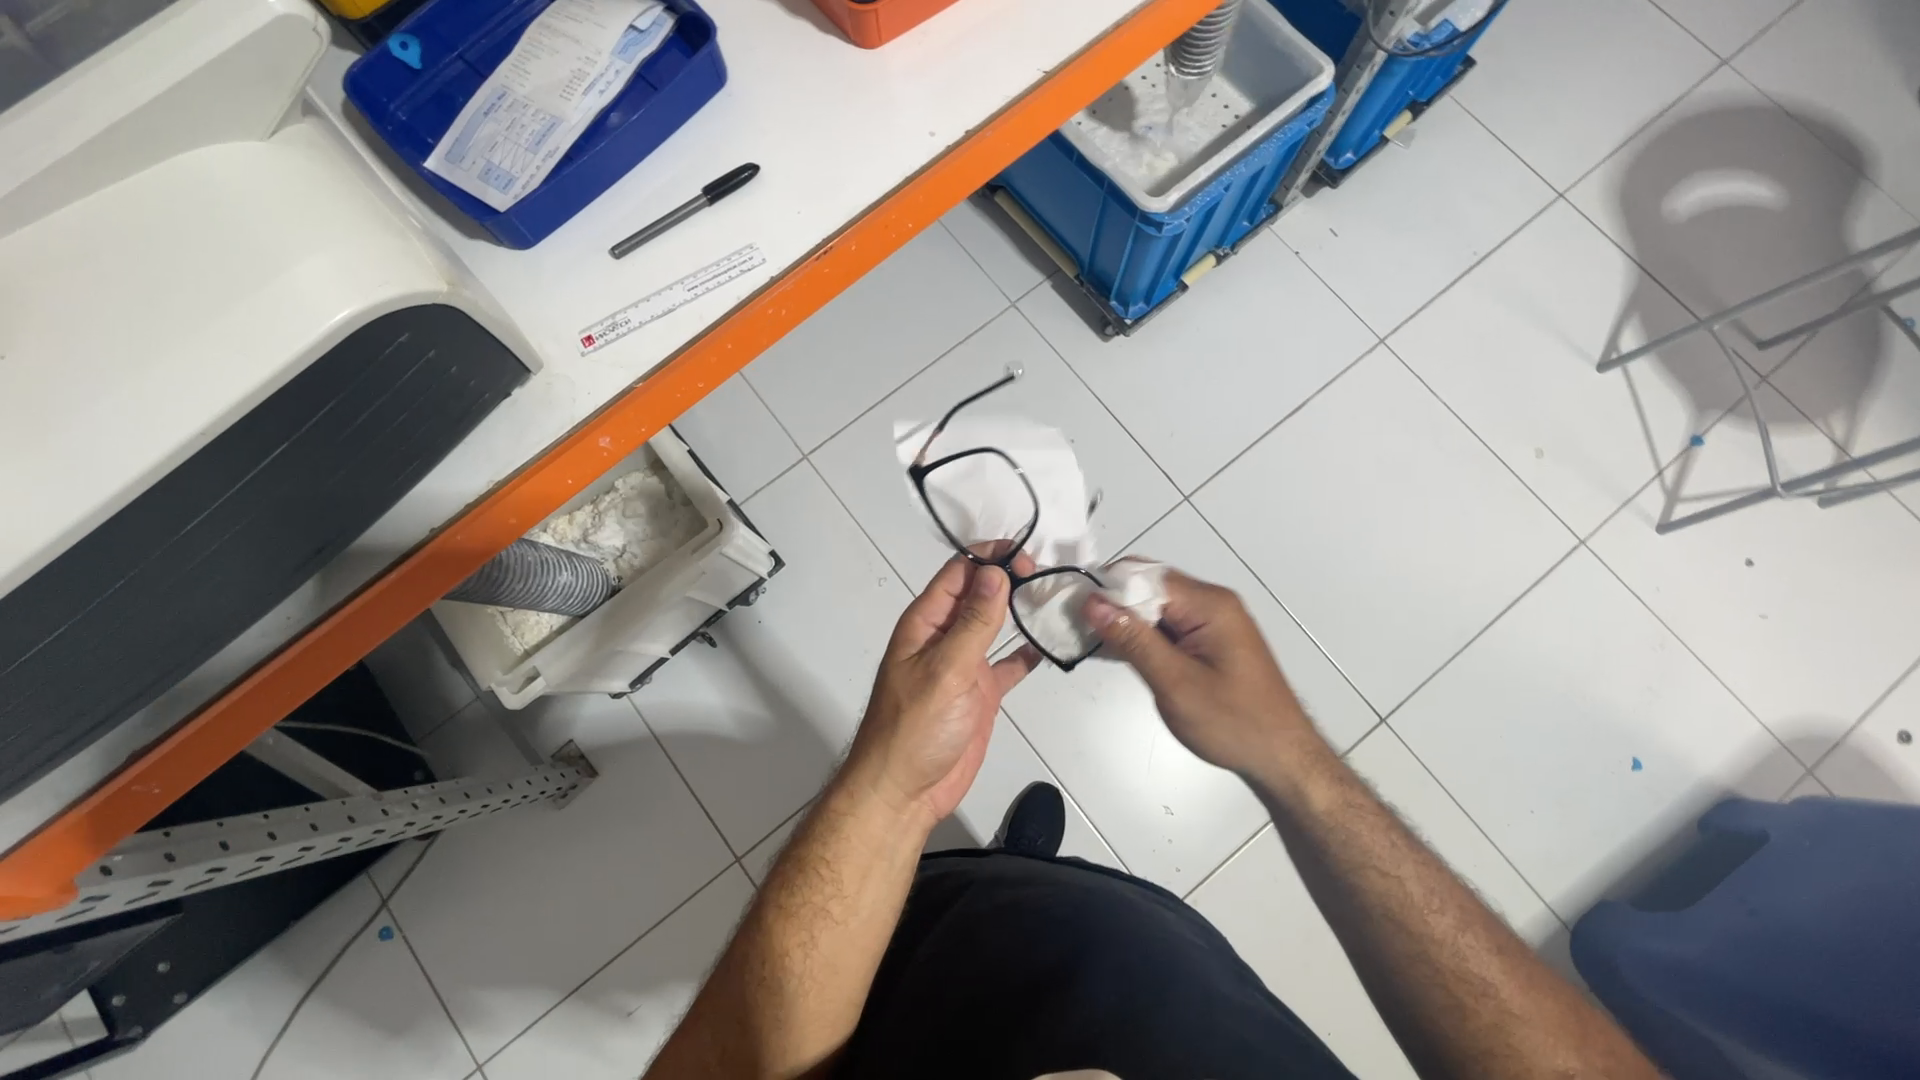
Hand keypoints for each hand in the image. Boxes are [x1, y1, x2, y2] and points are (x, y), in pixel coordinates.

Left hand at [844, 556, 1039, 829]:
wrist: (904, 792)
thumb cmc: (915, 728)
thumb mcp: (945, 669)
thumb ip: (973, 623)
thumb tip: (995, 572)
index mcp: (926, 623)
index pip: (958, 573)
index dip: (989, 557)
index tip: (1026, 556)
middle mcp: (944, 637)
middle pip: (978, 594)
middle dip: (1009, 578)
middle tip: (1048, 576)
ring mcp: (963, 665)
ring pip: (994, 626)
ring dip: (1019, 611)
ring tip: (1055, 598)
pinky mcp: (980, 693)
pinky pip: (1006, 664)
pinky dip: (1026, 654)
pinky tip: (1049, 645)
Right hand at [1084, 569, 1324, 777]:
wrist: (1282, 757)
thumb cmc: (1232, 722)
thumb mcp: (1175, 683)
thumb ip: (1133, 640)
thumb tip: (1092, 602)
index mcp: (1208, 604)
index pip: (1145, 575)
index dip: (1107, 588)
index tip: (1073, 610)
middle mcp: (1211, 602)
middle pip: (1149, 586)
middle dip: (1112, 604)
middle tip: (1076, 630)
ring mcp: (1212, 622)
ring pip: (1155, 607)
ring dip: (1125, 622)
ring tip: (1089, 643)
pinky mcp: (1210, 640)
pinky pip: (1167, 626)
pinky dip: (1142, 636)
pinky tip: (1118, 654)